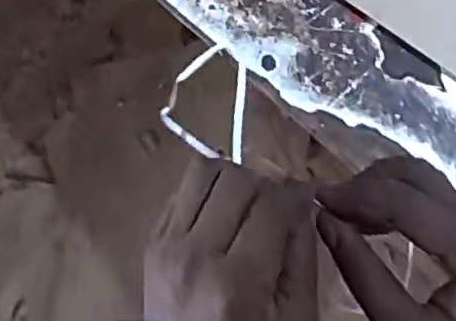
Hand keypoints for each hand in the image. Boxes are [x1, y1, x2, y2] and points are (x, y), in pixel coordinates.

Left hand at [145, 157, 317, 320]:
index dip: (293, 194)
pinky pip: (181, 190)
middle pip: (233, 177)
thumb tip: (300, 199)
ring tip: (246, 207)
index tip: (303, 198)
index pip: (270, 204)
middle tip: (275, 207)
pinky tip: (220, 219)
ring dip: (230, 179)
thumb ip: (301, 256)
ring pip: (202, 170)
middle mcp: (194, 255)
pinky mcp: (151, 241)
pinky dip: (205, 193)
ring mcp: (166, 245)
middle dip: (262, 185)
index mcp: (235, 284)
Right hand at [316, 157, 455, 320]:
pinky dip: (405, 201)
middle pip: (417, 176)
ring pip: (429, 181)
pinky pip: (442, 200)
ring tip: (353, 213)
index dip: (355, 194)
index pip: (403, 199)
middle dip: (369, 184)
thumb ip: (365, 276)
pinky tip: (384, 223)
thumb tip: (323, 219)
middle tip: (334, 206)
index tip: (317, 199)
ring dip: (385, 187)